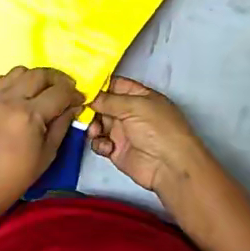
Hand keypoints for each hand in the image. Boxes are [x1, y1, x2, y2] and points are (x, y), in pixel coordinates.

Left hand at [0, 66, 83, 207]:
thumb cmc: (19, 173)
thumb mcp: (49, 151)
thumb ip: (63, 124)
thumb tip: (74, 106)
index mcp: (29, 115)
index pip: (59, 93)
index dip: (74, 94)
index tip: (81, 100)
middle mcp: (11, 99)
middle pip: (40, 75)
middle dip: (59, 80)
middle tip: (67, 90)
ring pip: (21, 71)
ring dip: (38, 77)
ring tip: (46, 90)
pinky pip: (4, 78)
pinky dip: (18, 80)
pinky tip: (24, 93)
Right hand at [90, 77, 210, 197]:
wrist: (168, 166)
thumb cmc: (160, 130)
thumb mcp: (134, 106)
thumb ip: (108, 100)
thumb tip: (89, 96)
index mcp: (139, 96)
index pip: (115, 85)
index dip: (99, 84)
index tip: (81, 86)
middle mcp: (130, 112)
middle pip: (103, 105)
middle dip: (91, 107)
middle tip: (80, 109)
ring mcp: (123, 131)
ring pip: (98, 123)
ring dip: (92, 126)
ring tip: (96, 131)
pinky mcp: (116, 149)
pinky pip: (100, 143)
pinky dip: (99, 143)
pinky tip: (108, 147)